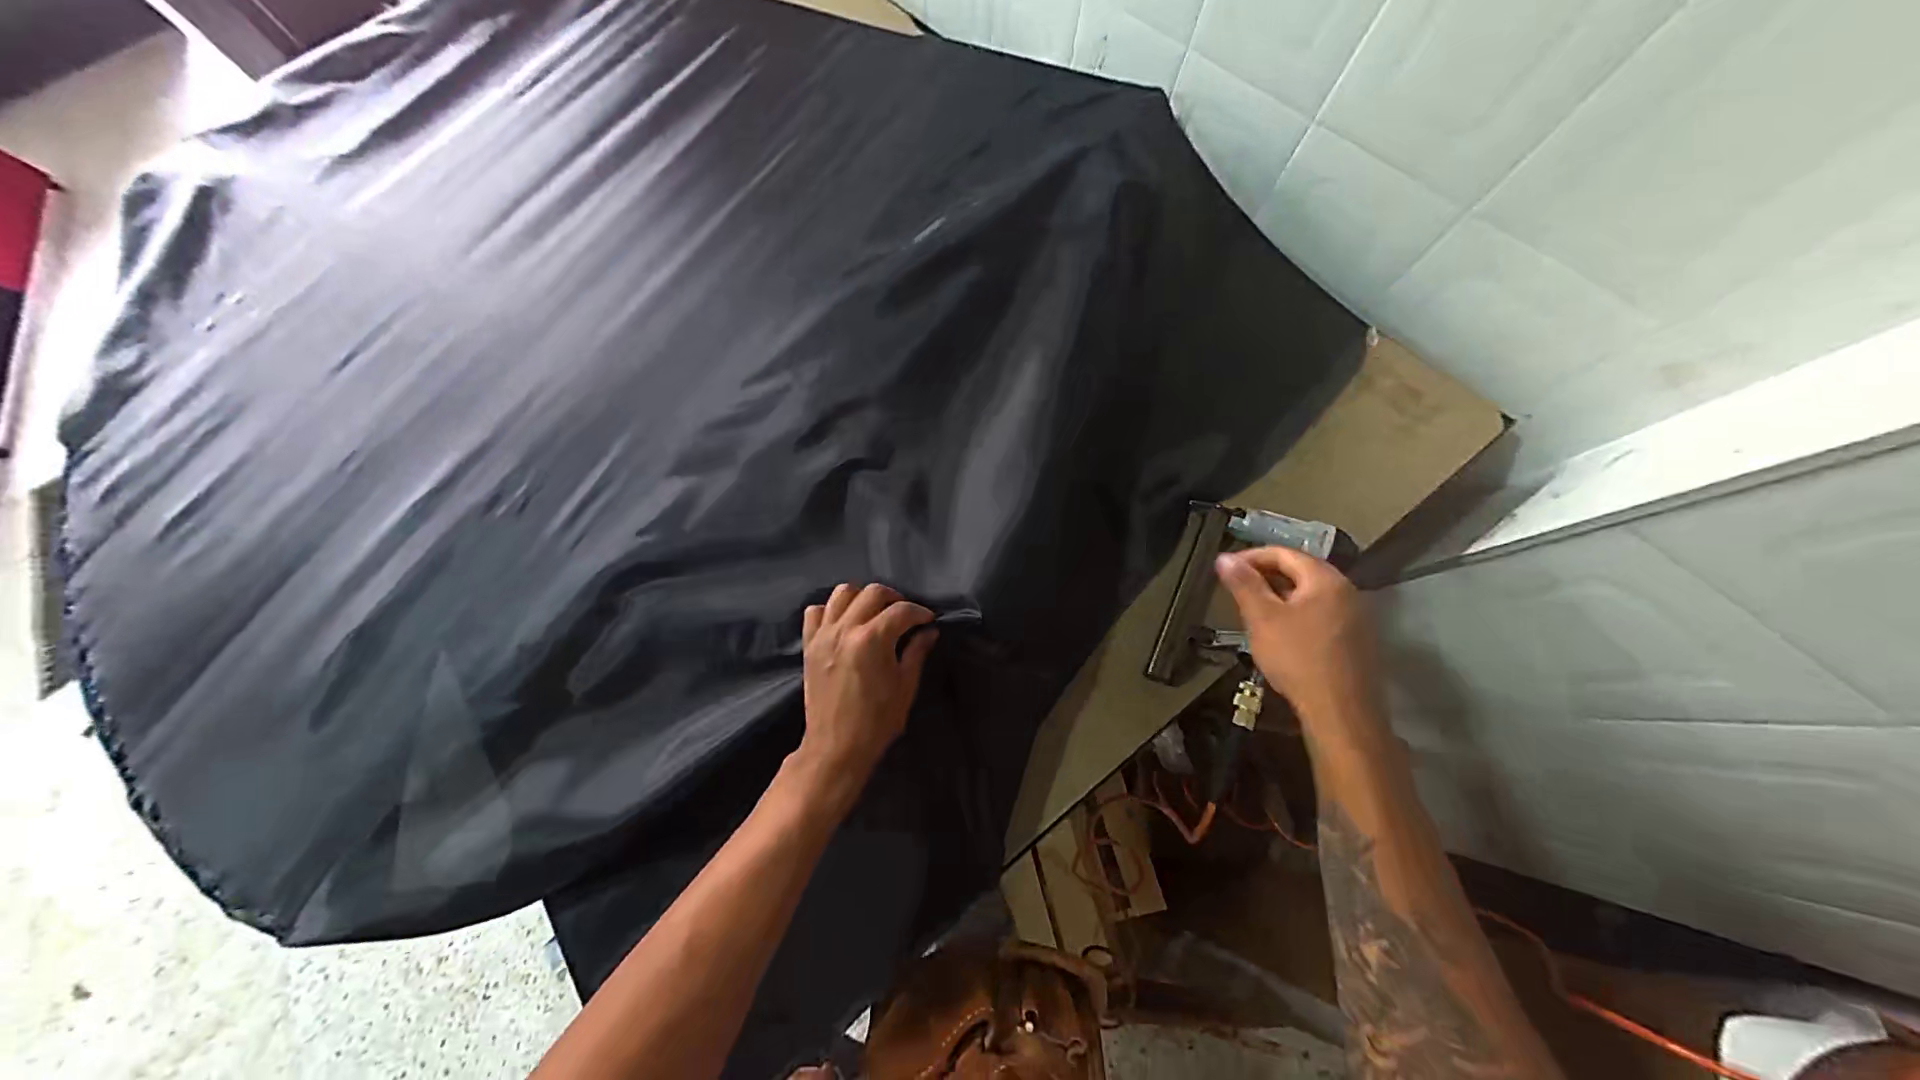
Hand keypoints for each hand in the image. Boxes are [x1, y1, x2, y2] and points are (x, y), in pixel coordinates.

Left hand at [796, 583, 936, 793]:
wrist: (837, 746)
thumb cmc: (877, 720)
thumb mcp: (905, 686)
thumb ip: (917, 652)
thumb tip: (929, 631)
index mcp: (873, 639)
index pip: (902, 611)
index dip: (920, 612)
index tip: (928, 621)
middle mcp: (846, 629)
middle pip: (873, 592)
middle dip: (895, 598)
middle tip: (905, 615)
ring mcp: (824, 635)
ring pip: (842, 593)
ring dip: (862, 597)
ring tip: (874, 612)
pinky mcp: (809, 645)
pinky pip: (815, 612)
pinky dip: (830, 609)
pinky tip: (844, 622)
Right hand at [1214, 547, 1381, 726]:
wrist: (1340, 712)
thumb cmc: (1297, 659)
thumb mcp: (1262, 618)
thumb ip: (1244, 584)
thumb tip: (1225, 557)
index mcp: (1326, 580)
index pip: (1285, 553)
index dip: (1251, 556)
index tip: (1226, 568)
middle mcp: (1347, 591)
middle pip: (1301, 571)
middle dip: (1265, 576)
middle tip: (1237, 589)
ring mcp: (1357, 617)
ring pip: (1311, 595)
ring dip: (1280, 596)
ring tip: (1253, 610)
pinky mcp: (1356, 640)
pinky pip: (1322, 614)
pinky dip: (1297, 614)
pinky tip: (1281, 633)